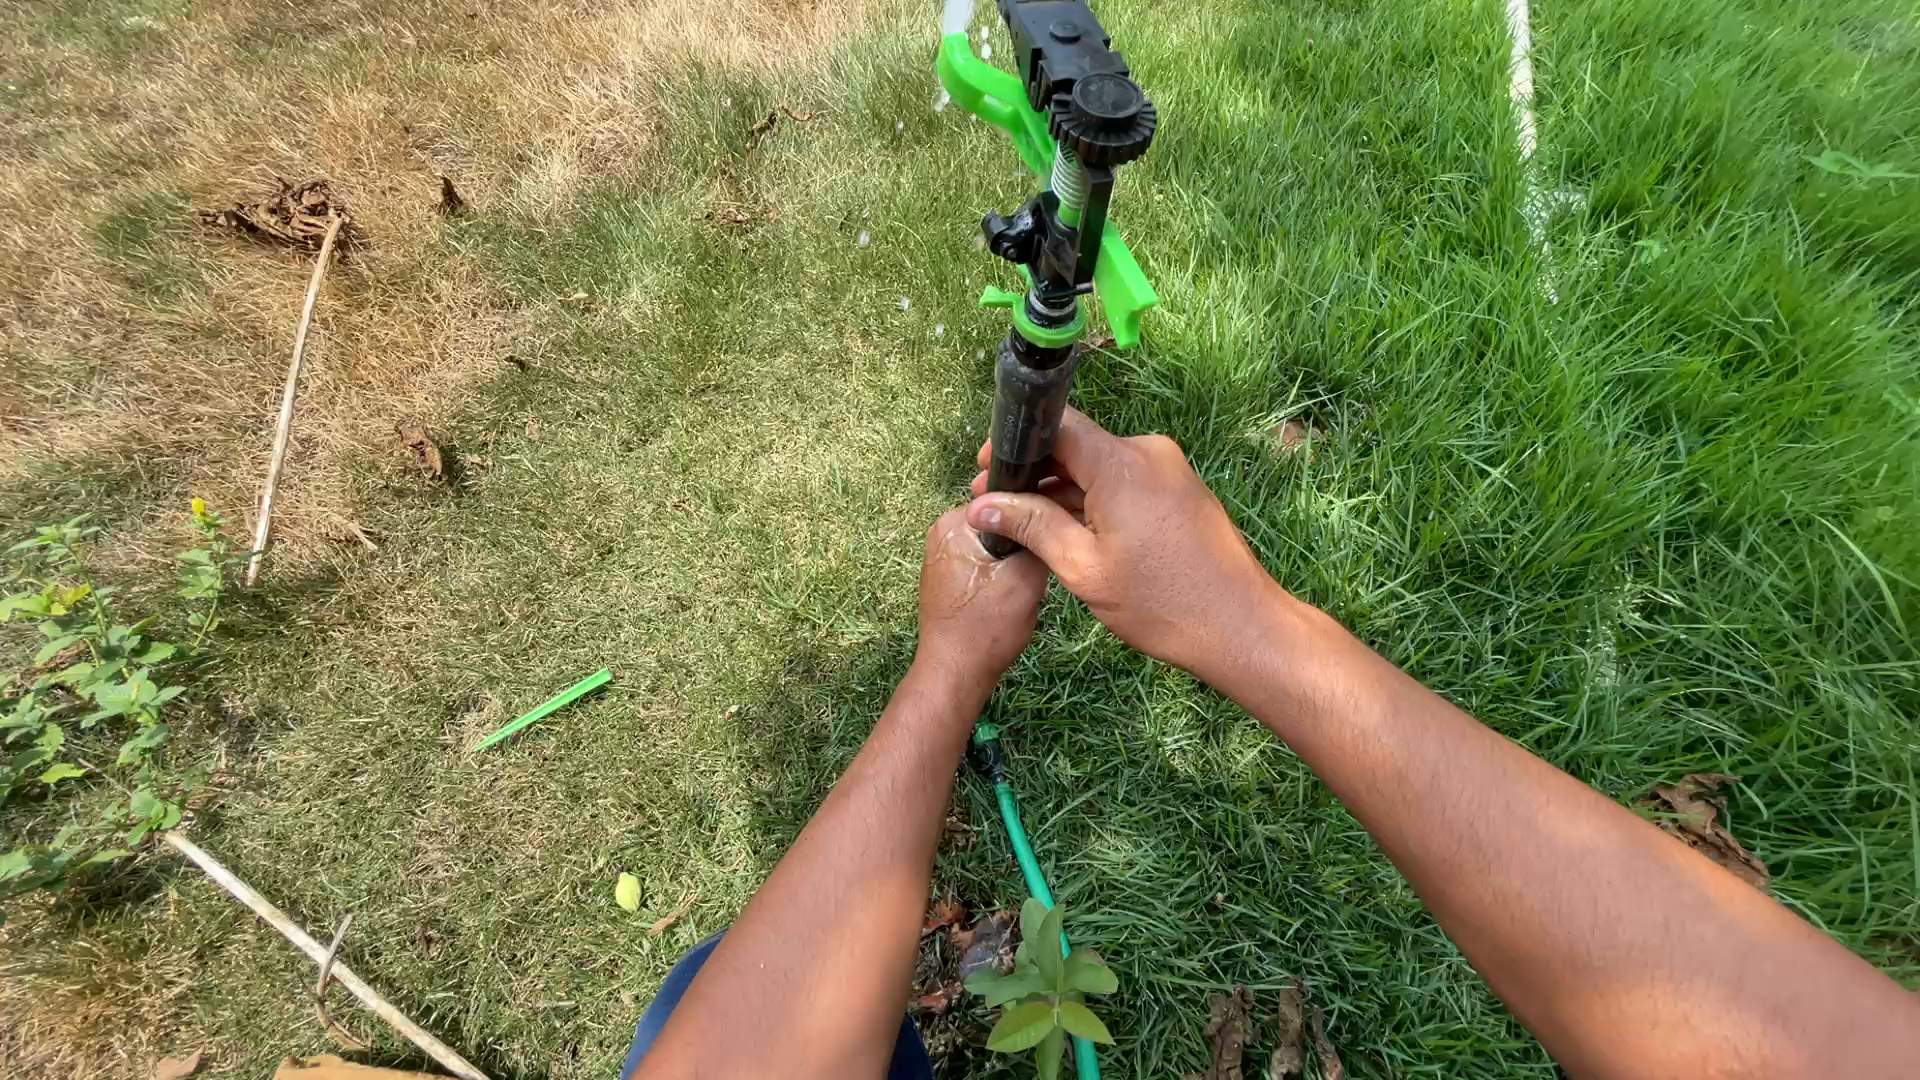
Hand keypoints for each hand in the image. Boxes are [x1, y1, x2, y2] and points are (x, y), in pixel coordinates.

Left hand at [913, 506, 1048, 690]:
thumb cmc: (987, 627)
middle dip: (1021, 545)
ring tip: (1019, 588)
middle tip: (1032, 574)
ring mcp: (941, 553)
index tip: (1047, 543)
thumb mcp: (1027, 579)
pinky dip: (998, 575)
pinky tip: (1004, 596)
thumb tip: (1049, 522)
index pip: (1009, 501)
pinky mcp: (946, 574)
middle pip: (1003, 522)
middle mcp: (942, 530)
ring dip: (1012, 562)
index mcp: (955, 522)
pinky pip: (983, 561)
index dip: (1034, 522)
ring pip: (996, 544)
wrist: (956, 672)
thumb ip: (1039, 540)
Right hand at [967, 408, 1287, 683]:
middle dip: (1034, 473)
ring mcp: (1168, 469)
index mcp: (1121, 463)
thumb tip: (982, 506)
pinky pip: (1123, 482)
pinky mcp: (1178, 489)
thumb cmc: (1158, 602)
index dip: (1016, 442)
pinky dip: (1093, 500)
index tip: (985, 469)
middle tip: (995, 506)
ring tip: (1027, 525)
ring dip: (1063, 491)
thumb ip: (1031, 526)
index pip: (1057, 425)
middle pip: (1076, 446)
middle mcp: (1147, 452)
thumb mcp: (1083, 567)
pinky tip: (1070, 530)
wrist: (1239, 625)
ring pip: (1098, 467)